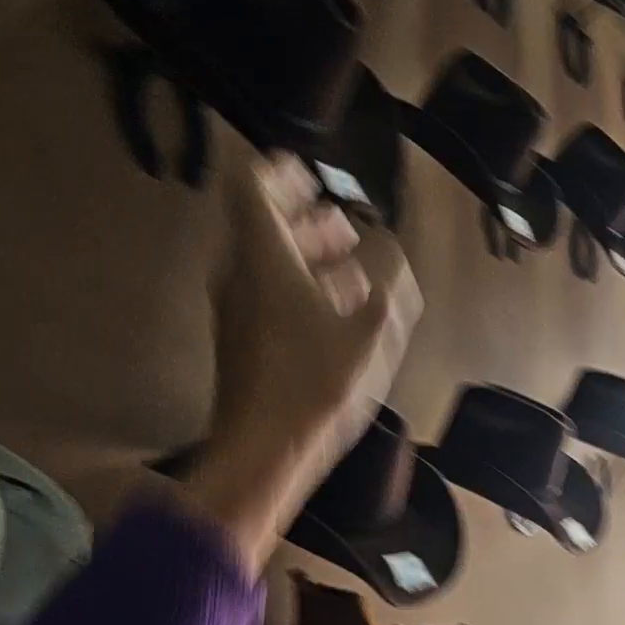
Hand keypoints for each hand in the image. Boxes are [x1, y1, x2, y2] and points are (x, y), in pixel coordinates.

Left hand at [184, 154, 423, 570]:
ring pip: (264, 265)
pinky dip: (295, 289)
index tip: (307, 171)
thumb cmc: (316, 388)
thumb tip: (389, 263)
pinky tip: (331, 312)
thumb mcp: (369, 336)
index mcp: (265, 260)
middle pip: (261, 228)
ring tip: (346, 265)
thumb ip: (386, 290)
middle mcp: (239, 277)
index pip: (252, 188)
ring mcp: (235, 312)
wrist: (261, 453)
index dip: (279, 173)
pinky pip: (264, 297)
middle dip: (303, 219)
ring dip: (304, 257)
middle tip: (340, 223)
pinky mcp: (239, 344)